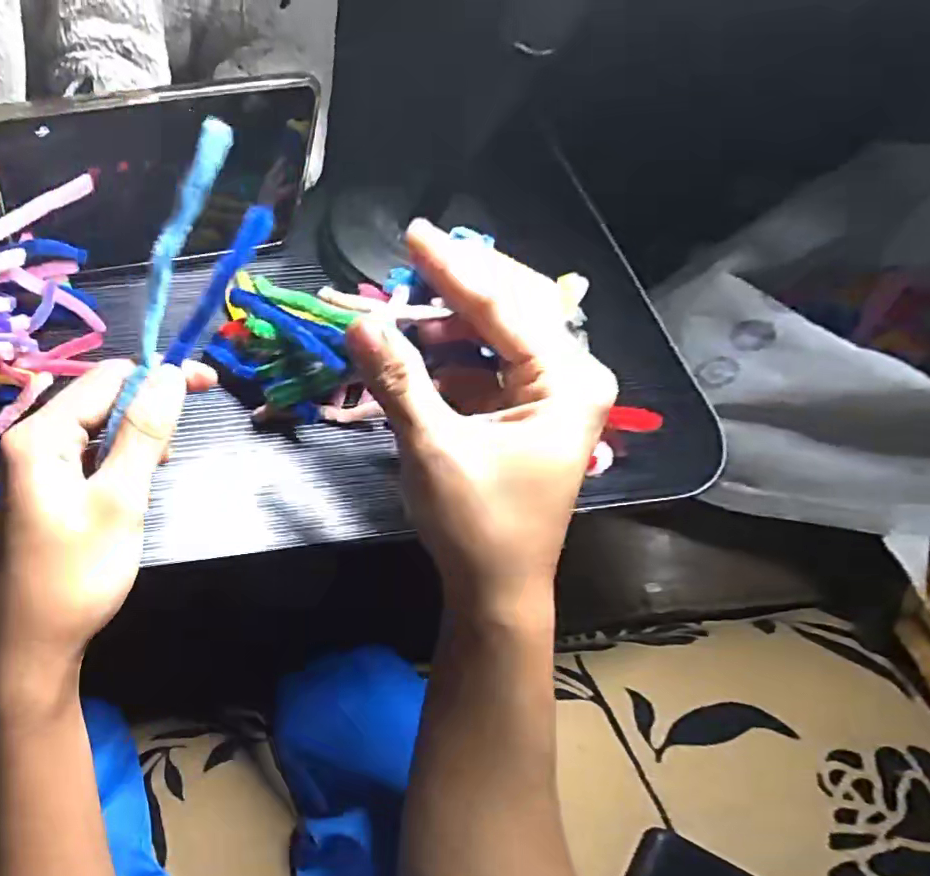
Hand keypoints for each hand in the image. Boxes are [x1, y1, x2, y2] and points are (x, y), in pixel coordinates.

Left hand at [0, 358, 213, 663]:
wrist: (37, 642)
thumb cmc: (79, 575)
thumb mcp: (120, 500)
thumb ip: (144, 434)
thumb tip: (172, 373)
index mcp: (39, 435)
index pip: (106, 378)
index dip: (158, 374)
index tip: (208, 382)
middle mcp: (28, 440)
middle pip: (97, 399)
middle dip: (145, 407)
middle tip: (184, 437)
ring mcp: (32, 466)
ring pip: (94, 428)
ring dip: (133, 437)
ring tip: (159, 469)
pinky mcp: (42, 488)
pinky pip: (85, 456)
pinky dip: (116, 460)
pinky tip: (134, 483)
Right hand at [346, 219, 616, 611]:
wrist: (495, 587)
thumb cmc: (475, 524)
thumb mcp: (432, 448)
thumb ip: (397, 381)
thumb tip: (360, 324)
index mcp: (566, 382)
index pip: (506, 305)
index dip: (455, 268)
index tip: (413, 234)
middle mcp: (569, 378)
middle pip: (513, 308)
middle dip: (458, 285)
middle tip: (411, 257)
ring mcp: (547, 398)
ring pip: (497, 337)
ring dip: (448, 324)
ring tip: (402, 314)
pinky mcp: (522, 416)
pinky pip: (485, 369)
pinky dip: (448, 360)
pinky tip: (417, 354)